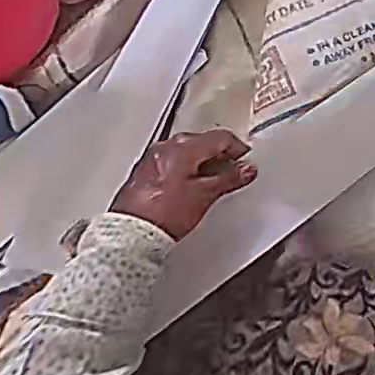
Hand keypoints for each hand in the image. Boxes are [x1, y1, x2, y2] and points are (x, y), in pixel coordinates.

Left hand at [112, 128, 255, 239]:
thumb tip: (245, 169)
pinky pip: (172, 163)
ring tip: (212, 183)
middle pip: (204, 142)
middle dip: (221, 155)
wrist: (129, 236)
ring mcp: (152, 159)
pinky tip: (190, 188)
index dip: (239, 149)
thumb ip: (231, 177)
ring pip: (187, 152)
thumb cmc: (162, 215)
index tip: (246, 161)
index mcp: (183, 147)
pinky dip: (186, 170)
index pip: (222, 137)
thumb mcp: (206, 194)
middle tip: (234, 171)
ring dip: (203, 162)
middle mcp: (165, 147)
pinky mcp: (143, 172)